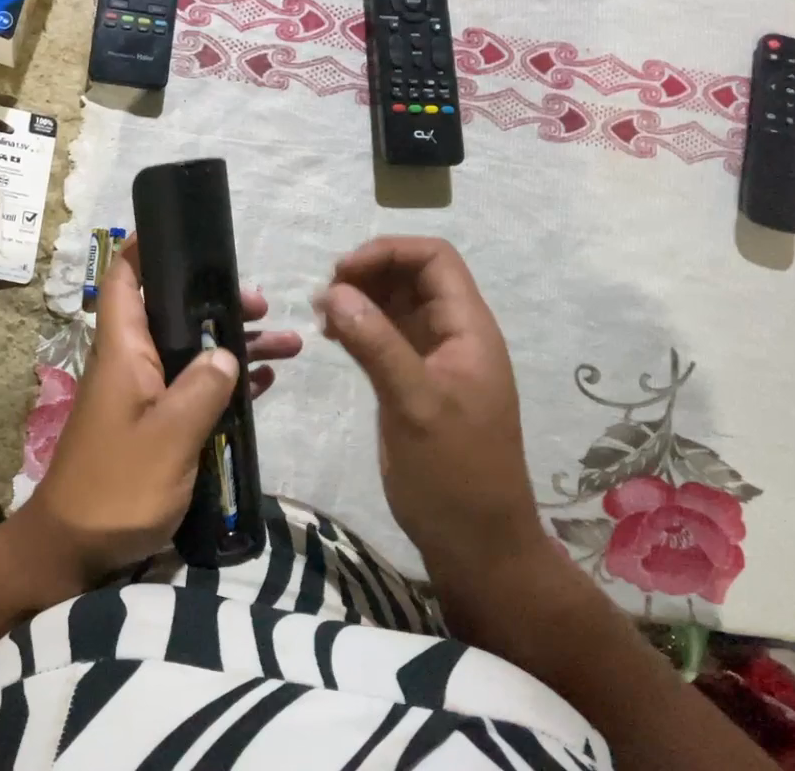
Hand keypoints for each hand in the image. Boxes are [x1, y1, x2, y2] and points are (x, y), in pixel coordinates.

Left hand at [8, 240, 302, 591]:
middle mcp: (131, 363)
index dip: (147, 247)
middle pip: (172, 312)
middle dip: (216, 302)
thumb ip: (202, 389)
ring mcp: (142, 395)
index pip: (126, 279)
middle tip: (264, 306)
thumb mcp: (168, 437)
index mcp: (123, 350)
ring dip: (233, 344)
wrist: (75, 547)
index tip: (189, 232)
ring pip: (191, 351)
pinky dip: (226, 382)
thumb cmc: (116, 487)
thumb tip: (226, 351)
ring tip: (288, 341)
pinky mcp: (153, 426)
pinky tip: (265, 380)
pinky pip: (193, 390)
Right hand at [314, 237, 552, 595]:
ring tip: (320, 315)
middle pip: (412, 277)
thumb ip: (377, 344)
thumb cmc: (453, 472)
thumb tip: (334, 291)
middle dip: (367, 274)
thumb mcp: (414, 404)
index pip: (434, 260)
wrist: (474, 540)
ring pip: (395, 306)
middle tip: (322, 296)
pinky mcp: (412, 383)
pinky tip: (331, 337)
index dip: (388, 253)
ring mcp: (432, 360)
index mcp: (468, 331)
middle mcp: (453, 336)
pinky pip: (384, 337)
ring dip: (358, 299)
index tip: (339, 273)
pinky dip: (357, 327)